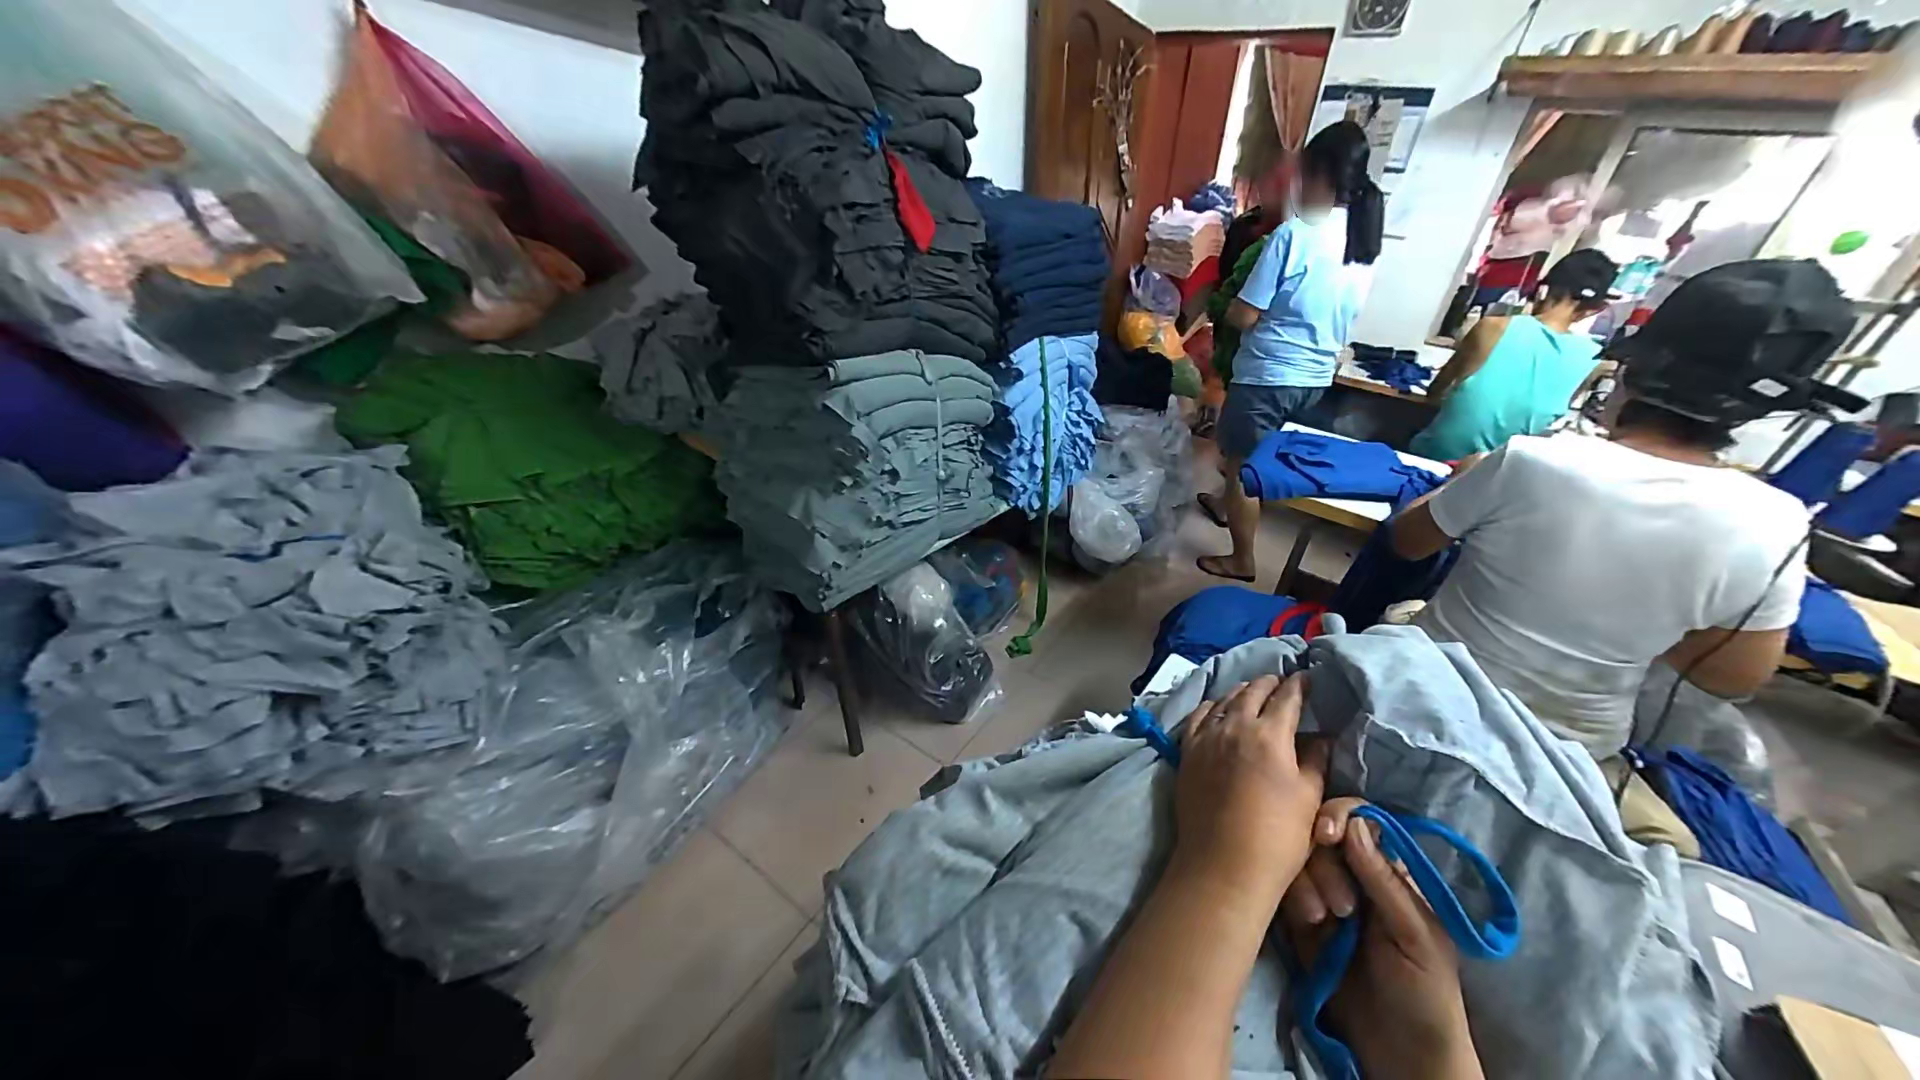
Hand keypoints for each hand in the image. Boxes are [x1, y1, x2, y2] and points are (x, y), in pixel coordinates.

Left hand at [1173, 674, 1328, 904]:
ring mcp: (1206, 737)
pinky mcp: (1187, 751)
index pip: (1287, 698)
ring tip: (1252, 692)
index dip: (1299, 686)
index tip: (1307, 678)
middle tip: (1281, 683)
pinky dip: (1212, 707)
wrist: (1223, 862)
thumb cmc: (1277, 836)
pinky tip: (1217, 709)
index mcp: (1270, 735)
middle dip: (1269, 684)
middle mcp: (1234, 727)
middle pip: (1252, 692)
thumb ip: (1314, 761)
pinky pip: (1198, 717)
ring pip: (1224, 701)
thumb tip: (1321, 737)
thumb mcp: (1308, 797)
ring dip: (1241, 693)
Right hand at [1281, 800, 1483, 1079]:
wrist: (1397, 1054)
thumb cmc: (1424, 993)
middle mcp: (1350, 874)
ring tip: (1321, 923)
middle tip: (1340, 909)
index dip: (1337, 818)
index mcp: (1387, 872)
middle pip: (1318, 836)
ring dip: (1306, 885)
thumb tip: (1354, 820)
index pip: (1357, 823)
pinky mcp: (1295, 916)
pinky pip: (1279, 886)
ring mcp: (1320, 893)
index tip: (1325, 835)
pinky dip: (1289, 898)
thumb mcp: (1416, 935)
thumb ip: (1384, 879)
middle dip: (1322, 865)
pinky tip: (1305, 924)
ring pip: (1295, 858)